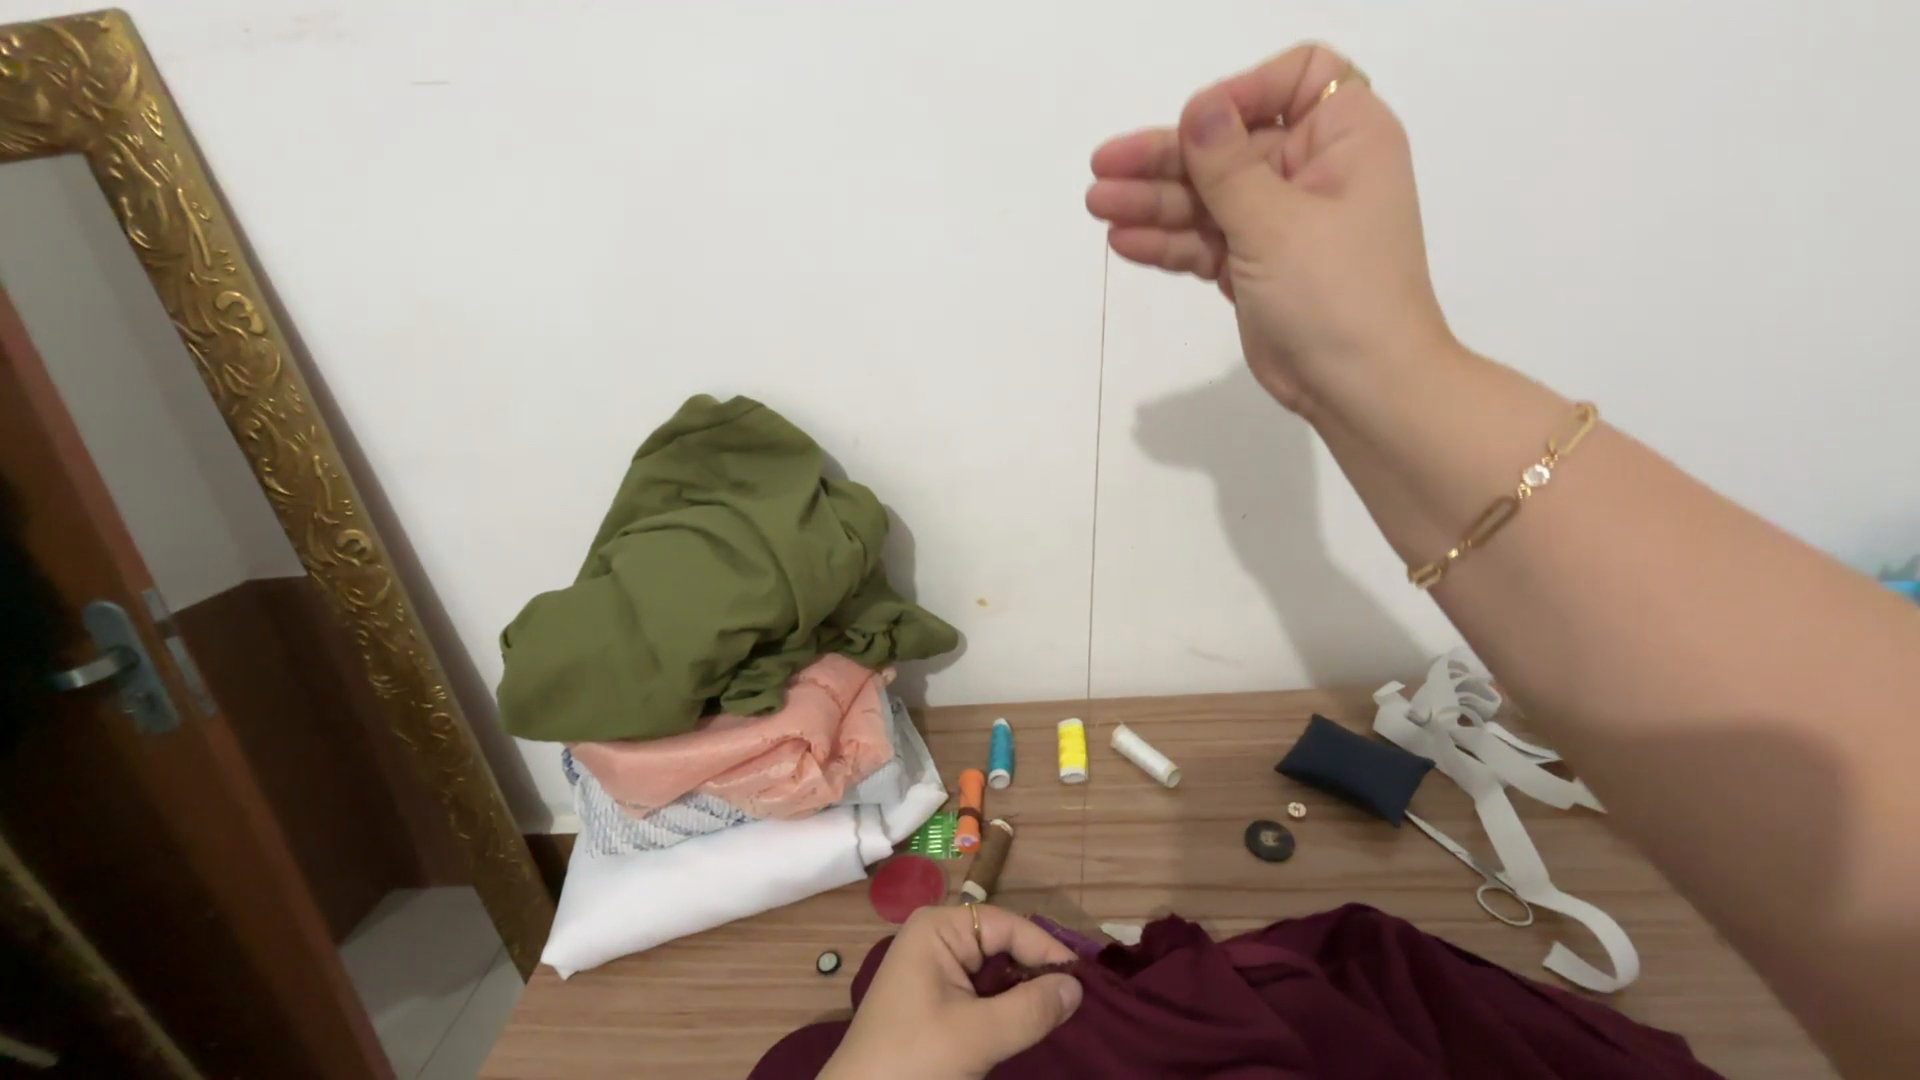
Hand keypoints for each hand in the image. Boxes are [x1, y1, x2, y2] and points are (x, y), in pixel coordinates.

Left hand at [819, 904, 1083, 1079]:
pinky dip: (1006, 1007)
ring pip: (995, 970)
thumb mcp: (976, 1036)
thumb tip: (1077, 987)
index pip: (1007, 925)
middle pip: (1002, 943)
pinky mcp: (935, 999)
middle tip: (1077, 1000)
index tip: (1084, 982)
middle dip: (1036, 970)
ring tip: (1060, 1014)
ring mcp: (934, 967)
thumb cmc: (911, 1062)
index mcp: (938, 928)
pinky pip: (982, 991)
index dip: (1046, 950)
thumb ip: (1029, 1009)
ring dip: (1023, 992)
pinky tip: (1028, 1025)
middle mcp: (936, 937)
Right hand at [1086, 44, 1454, 413]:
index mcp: (1344, 139)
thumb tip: (1198, 107)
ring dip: (1153, 203)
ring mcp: (1279, 225)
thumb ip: (1227, 165)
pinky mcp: (1253, 269)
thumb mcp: (1277, 222)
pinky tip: (1124, 241)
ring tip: (1098, 206)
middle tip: (1104, 169)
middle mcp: (1311, 173)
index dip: (1243, 92)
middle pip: (1229, 148)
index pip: (1297, 80)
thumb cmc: (1336, 291)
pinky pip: (1204, 244)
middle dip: (1166, 160)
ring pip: (1208, 201)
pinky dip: (1167, 243)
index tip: (1196, 123)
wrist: (1358, 386)